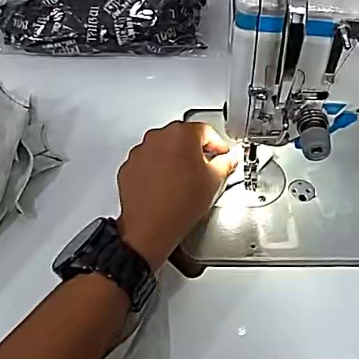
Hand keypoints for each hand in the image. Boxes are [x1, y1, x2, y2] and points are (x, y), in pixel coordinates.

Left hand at [116, 122, 239, 269]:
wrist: (150, 228)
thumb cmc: (179, 204)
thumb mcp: (215, 180)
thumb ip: (226, 162)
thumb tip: (229, 158)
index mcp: (181, 134)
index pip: (206, 131)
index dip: (217, 144)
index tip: (220, 153)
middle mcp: (158, 138)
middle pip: (183, 137)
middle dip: (195, 151)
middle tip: (204, 169)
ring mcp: (140, 152)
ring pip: (163, 149)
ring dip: (174, 160)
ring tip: (184, 182)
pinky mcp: (129, 168)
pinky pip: (147, 163)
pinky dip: (156, 171)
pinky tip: (167, 188)